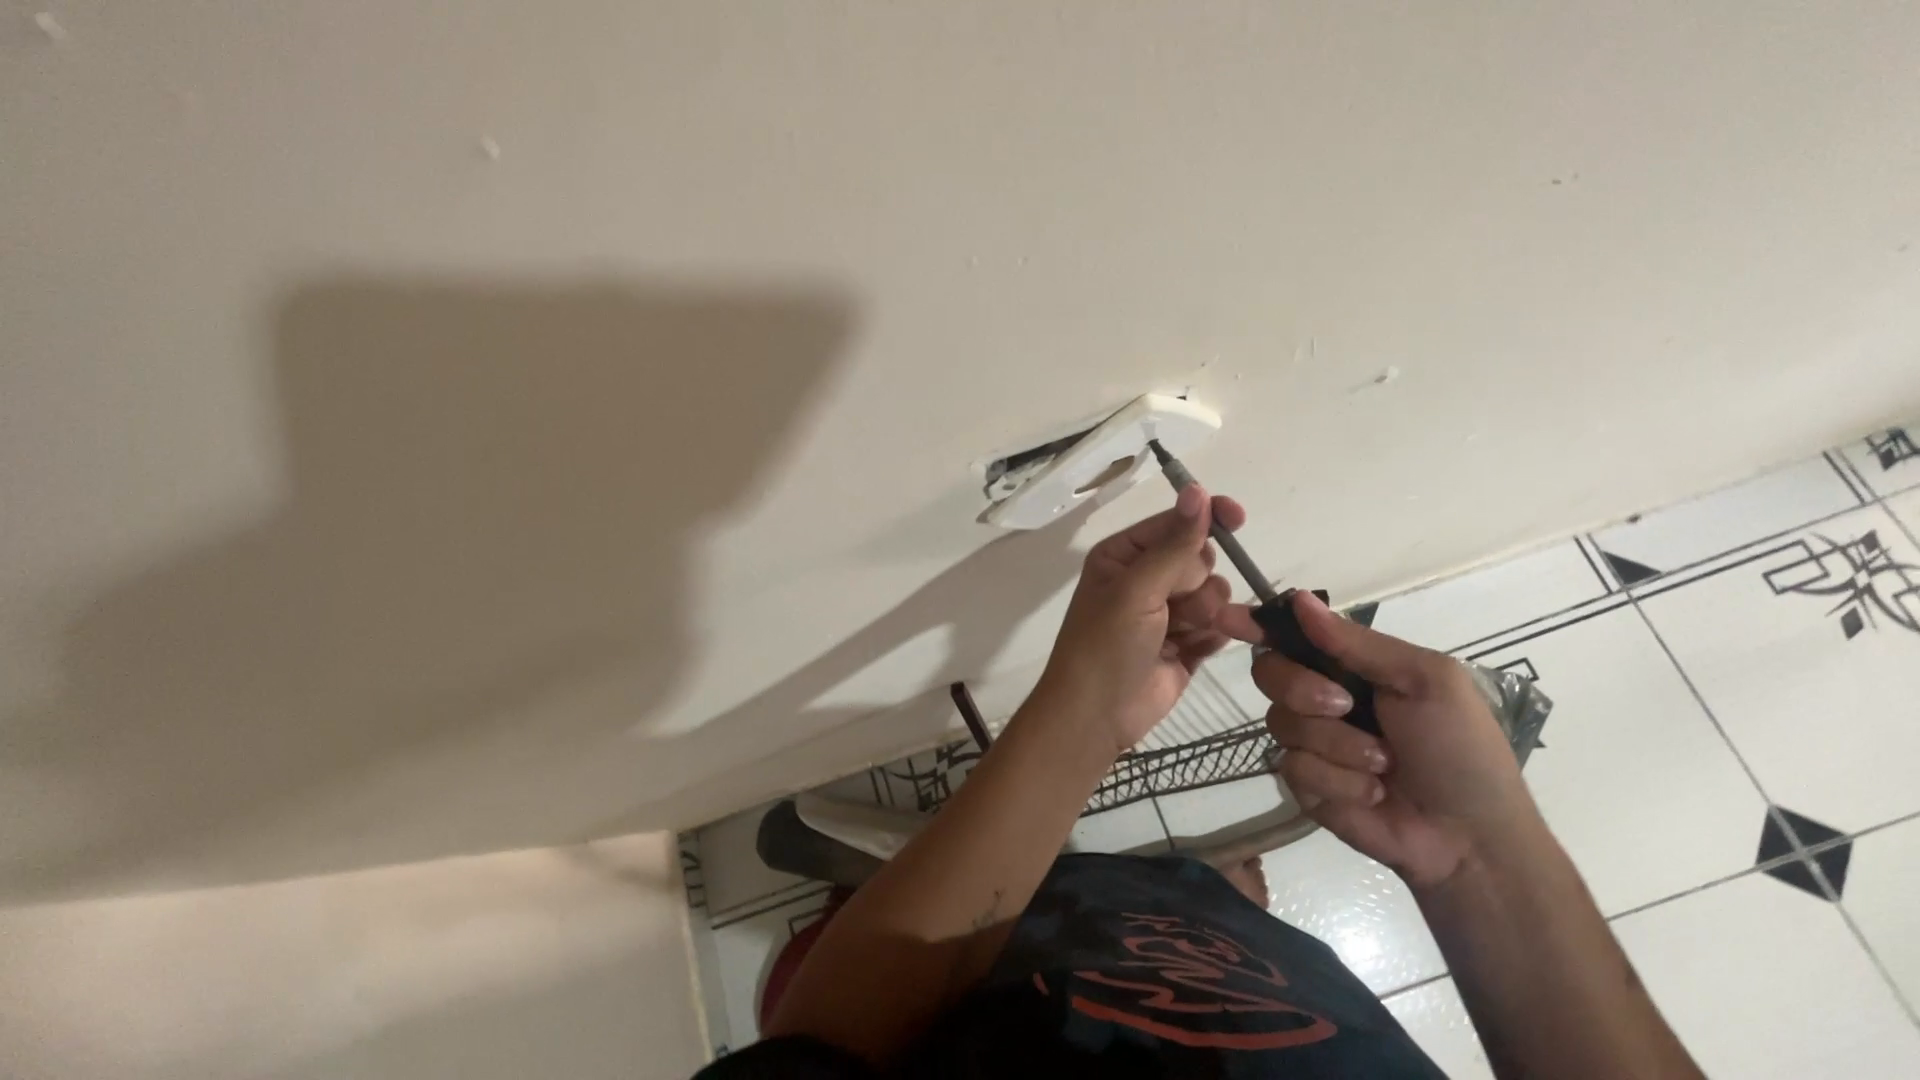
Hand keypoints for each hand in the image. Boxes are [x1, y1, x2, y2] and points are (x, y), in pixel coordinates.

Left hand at [1036, 484, 1247, 753]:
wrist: (1098, 714)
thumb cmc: (1106, 645)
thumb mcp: (1136, 589)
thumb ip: (1175, 544)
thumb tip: (1197, 490)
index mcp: (1125, 555)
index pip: (1176, 523)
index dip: (1206, 518)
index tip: (1237, 518)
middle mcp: (1147, 578)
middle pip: (1201, 558)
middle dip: (1195, 582)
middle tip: (1171, 607)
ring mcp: (1169, 612)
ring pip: (1216, 593)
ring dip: (1203, 613)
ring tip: (1175, 635)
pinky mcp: (1187, 644)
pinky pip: (1220, 626)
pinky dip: (1209, 637)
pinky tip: (1187, 651)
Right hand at [1216, 591, 1539, 888]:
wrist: (1471, 835)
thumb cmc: (1461, 748)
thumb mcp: (1426, 680)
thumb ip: (1358, 643)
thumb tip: (1299, 598)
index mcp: (1350, 666)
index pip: (1290, 635)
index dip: (1253, 623)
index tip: (1223, 616)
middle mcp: (1321, 698)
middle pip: (1270, 672)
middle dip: (1302, 688)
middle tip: (1344, 705)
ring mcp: (1311, 743)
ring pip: (1282, 723)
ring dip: (1337, 744)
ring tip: (1383, 765)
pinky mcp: (1305, 785)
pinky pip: (1294, 768)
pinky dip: (1338, 780)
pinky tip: (1373, 793)